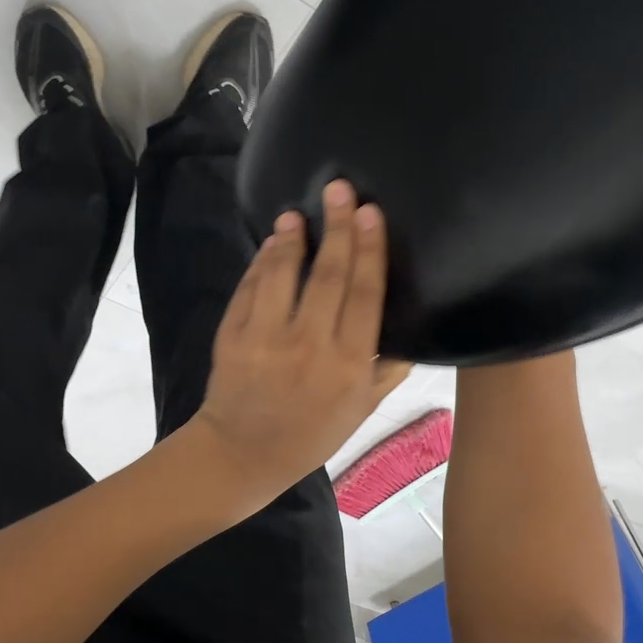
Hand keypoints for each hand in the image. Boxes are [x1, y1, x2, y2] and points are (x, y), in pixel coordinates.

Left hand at [187, 179, 411, 505]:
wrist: (241, 453)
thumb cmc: (309, 434)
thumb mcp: (361, 411)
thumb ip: (387, 370)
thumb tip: (411, 333)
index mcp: (349, 364)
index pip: (364, 294)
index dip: (370, 249)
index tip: (372, 213)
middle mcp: (309, 346)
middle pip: (329, 274)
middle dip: (337, 227)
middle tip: (340, 189)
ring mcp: (265, 339)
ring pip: (283, 275)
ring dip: (291, 239)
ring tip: (296, 212)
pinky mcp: (232, 336)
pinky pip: (249, 289)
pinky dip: (260, 264)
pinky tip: (270, 245)